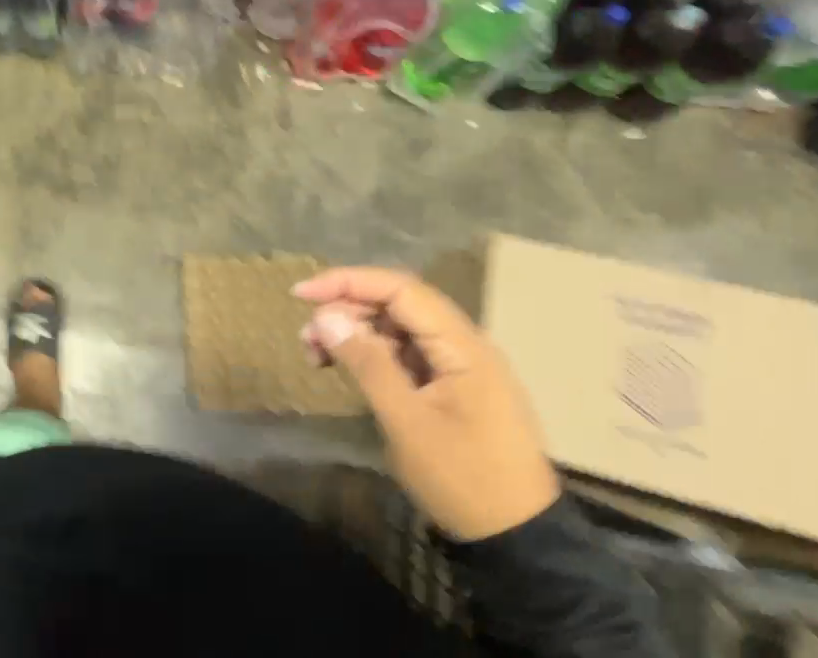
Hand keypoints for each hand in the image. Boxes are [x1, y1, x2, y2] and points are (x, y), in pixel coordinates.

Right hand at [296, 267, 558, 541]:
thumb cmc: (463, 477)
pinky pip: (404, 353)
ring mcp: (459, 366)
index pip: (400, 290)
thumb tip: (325, 317)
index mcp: (463, 347)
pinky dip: (369, 354)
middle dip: (345, 310)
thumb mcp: (407, 422)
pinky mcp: (451, 386)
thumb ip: (367, 364)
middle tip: (306, 338)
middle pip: (397, 304)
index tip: (300, 295)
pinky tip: (343, 368)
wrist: (517, 536)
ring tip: (316, 355)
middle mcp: (464, 346)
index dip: (347, 283)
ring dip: (353, 332)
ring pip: (397, 328)